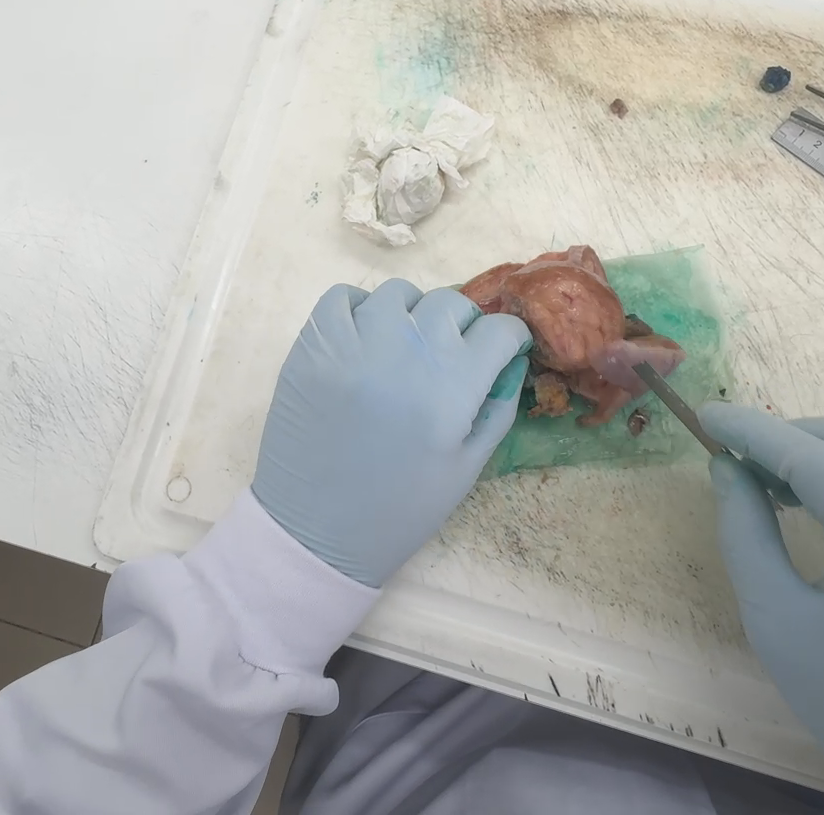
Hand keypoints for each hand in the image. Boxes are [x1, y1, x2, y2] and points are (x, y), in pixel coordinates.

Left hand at [252, 280, 531, 586]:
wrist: (317, 531)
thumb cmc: (400, 508)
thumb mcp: (467, 468)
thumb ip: (497, 408)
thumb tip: (510, 361)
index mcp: (452, 387)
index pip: (498, 330)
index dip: (509, 337)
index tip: (503, 347)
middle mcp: (406, 352)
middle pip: (450, 302)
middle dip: (463, 323)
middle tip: (452, 350)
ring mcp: (354, 343)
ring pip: (398, 293)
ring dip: (411, 312)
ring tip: (404, 342)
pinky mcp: (312, 345)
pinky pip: (341, 297)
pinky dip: (358, 307)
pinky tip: (363, 336)